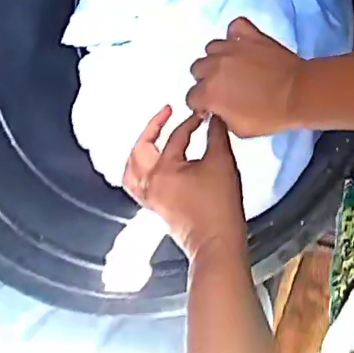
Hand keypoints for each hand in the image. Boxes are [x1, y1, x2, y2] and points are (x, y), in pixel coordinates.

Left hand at [121, 105, 244, 259]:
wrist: (216, 240)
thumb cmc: (219, 202)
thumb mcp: (222, 160)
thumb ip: (216, 133)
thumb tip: (214, 116)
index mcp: (163, 170)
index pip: (175, 136)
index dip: (191, 121)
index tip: (205, 113)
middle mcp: (149, 183)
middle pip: (140, 149)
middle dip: (152, 127)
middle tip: (166, 113)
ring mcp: (149, 198)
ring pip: (131, 169)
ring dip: (140, 149)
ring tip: (152, 136)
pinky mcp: (155, 207)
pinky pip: (136, 183)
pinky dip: (140, 168)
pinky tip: (153, 163)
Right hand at [187, 16, 306, 137]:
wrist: (297, 93)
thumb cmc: (269, 116)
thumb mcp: (238, 129)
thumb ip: (220, 116)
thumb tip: (216, 108)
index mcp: (208, 92)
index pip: (191, 97)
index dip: (201, 104)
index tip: (213, 106)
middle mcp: (215, 66)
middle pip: (198, 69)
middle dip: (207, 79)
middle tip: (223, 85)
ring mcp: (233, 47)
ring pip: (212, 47)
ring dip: (218, 57)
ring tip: (233, 65)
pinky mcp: (252, 35)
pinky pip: (236, 26)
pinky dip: (236, 33)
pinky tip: (242, 43)